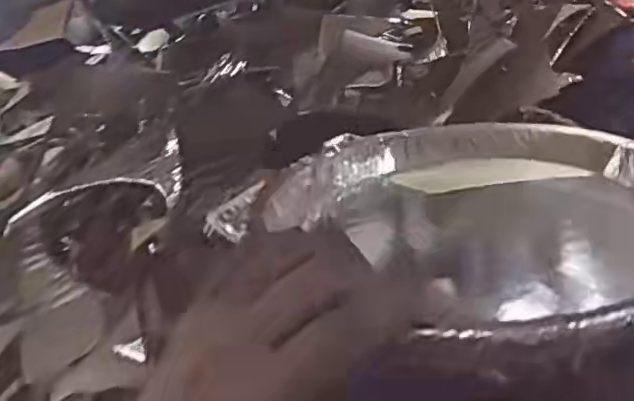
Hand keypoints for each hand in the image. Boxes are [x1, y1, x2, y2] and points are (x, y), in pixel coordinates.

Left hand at [140, 230, 414, 400]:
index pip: (345, 328)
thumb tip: (382, 347)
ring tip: (353, 270)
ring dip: (327, 252)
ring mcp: (209, 309)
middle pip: (319, 274)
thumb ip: (337, 386)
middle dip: (367, 274)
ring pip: (284, 247)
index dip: (396, 307)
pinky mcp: (194, 303)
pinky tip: (304, 255)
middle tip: (395, 289)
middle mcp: (235, 332)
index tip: (439, 295)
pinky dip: (284, 246)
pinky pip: (247, 253)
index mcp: (262, 384)